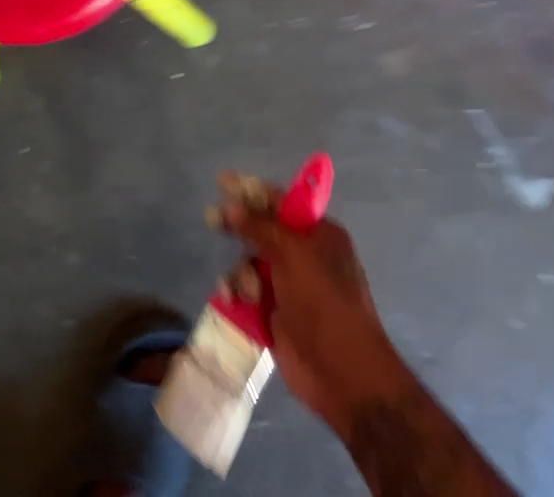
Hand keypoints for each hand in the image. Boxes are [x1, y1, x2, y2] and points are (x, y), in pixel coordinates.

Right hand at [220, 190, 407, 431]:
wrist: (341, 370)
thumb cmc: (323, 302)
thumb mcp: (293, 255)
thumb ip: (261, 227)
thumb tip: (233, 205)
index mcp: (319, 236)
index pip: (282, 203)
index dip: (253, 191)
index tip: (223, 182)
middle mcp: (304, 257)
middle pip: (262, 232)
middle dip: (239, 228)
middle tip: (212, 219)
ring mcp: (288, 287)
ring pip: (249, 264)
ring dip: (242, 273)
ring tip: (249, 292)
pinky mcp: (274, 315)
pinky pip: (245, 293)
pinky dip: (237, 294)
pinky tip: (230, 300)